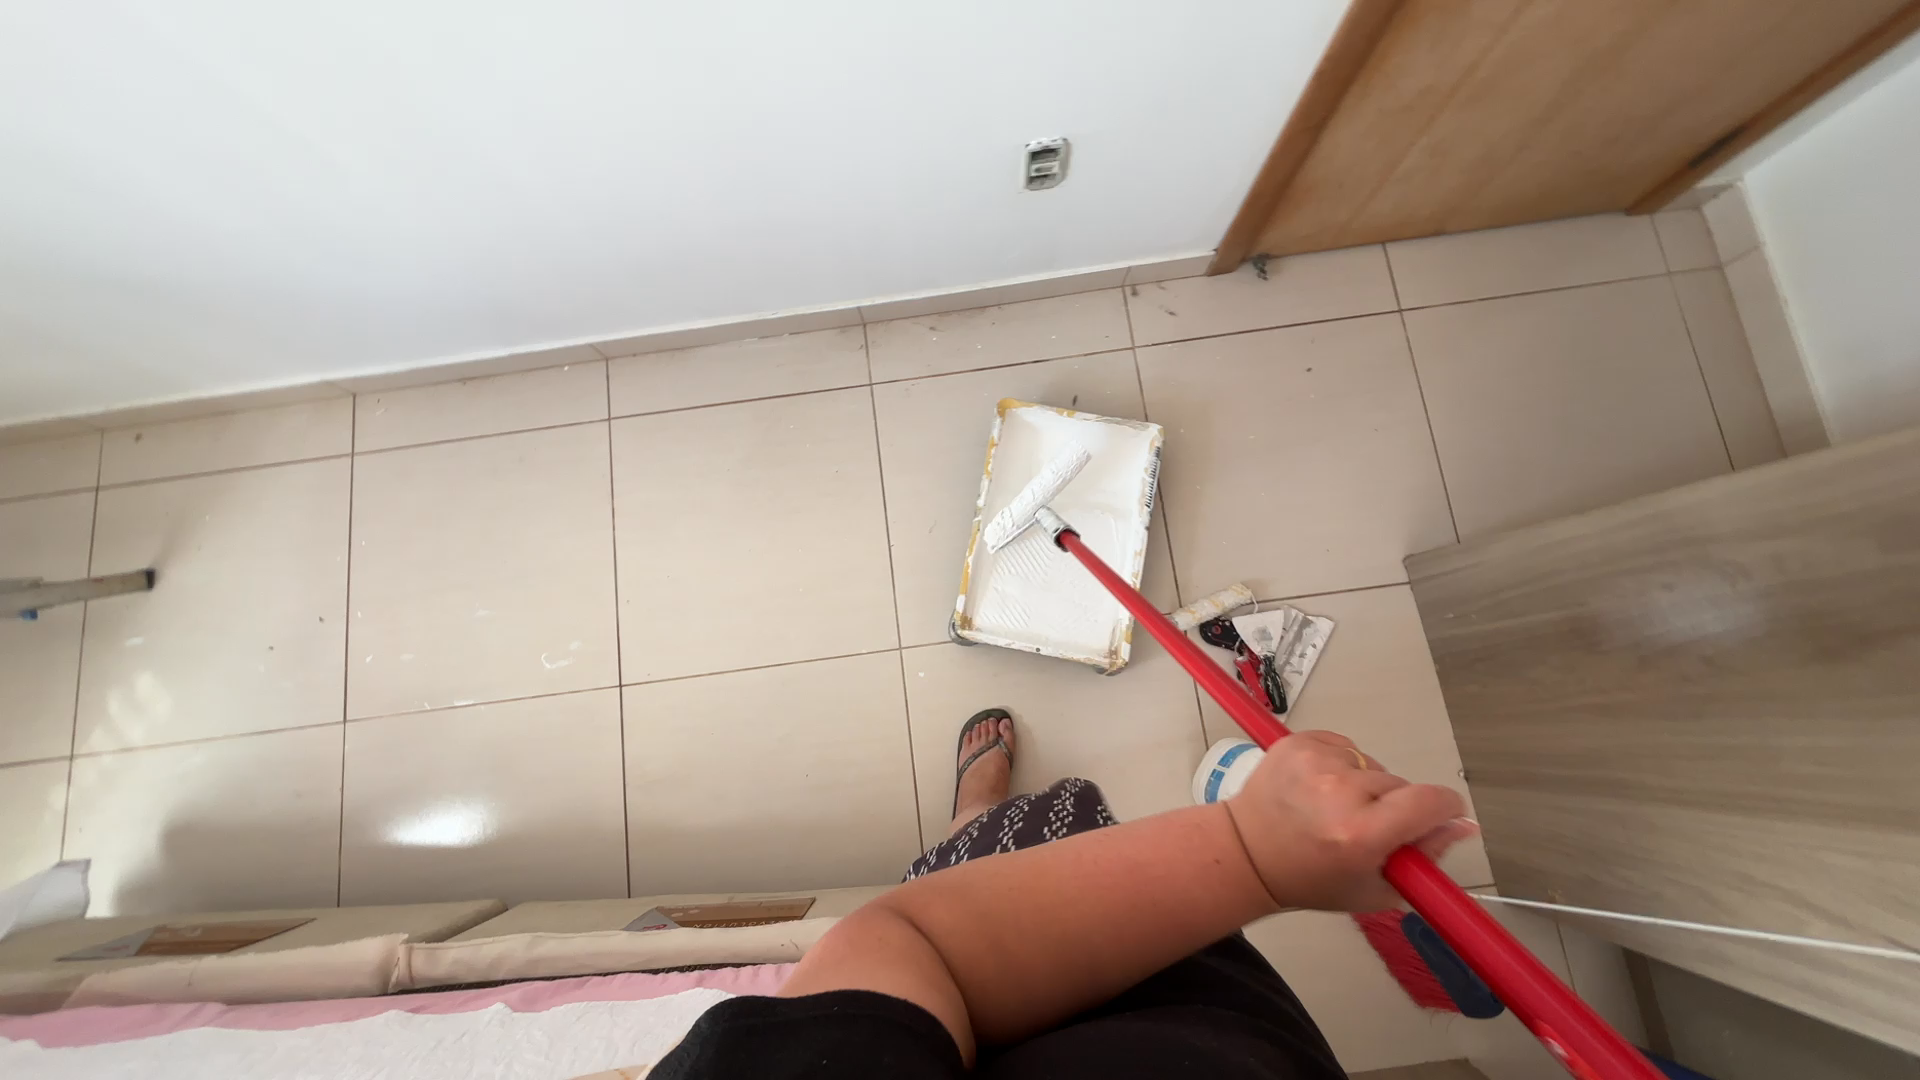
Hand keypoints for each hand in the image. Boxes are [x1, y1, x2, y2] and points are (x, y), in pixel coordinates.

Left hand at [1223, 730, 1476, 911]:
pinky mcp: (1295, 742)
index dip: (1443, 809)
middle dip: (1394, 804)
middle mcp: (1337, 791)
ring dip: (1364, 783)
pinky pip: (1342, 745)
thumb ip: (1426, 856)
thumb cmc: (1312, 878)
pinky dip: (1340, 763)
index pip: (1430, 802)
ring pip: (1371, 764)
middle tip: (1366, 825)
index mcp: (1360, 833)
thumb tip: (1463, 824)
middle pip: (1399, 784)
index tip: (1440, 816)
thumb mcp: (1378, 887)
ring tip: (1335, 807)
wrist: (1247, 849)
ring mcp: (1313, 762)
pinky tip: (1321, 787)